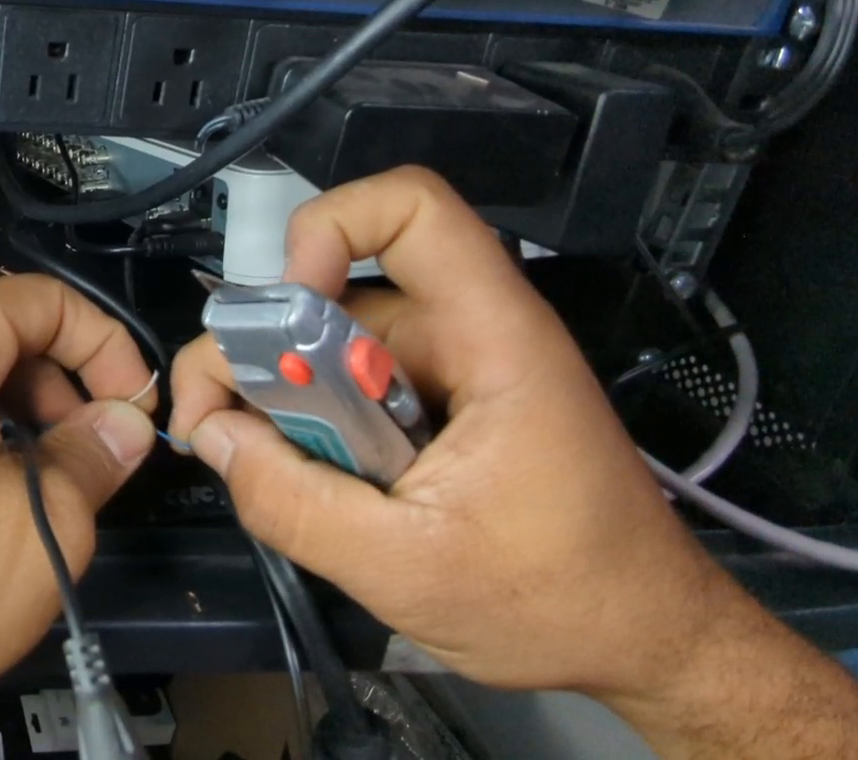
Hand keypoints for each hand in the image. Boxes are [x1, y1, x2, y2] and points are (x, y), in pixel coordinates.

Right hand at [169, 167, 857, 756]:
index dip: (329, 231)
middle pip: (326, 289)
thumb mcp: (408, 571)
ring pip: (310, 340)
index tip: (282, 320)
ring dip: (264, 394)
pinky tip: (293, 474)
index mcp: (487, 338)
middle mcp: (452, 333)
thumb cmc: (563, 605)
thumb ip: (293, 504)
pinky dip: (287, 420)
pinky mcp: (409, 402)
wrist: (645, 645)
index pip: (411, 211)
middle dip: (252, 348)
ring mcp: (426, 367)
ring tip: (256, 465)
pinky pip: (322, 382)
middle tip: (219, 427)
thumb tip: (213, 435)